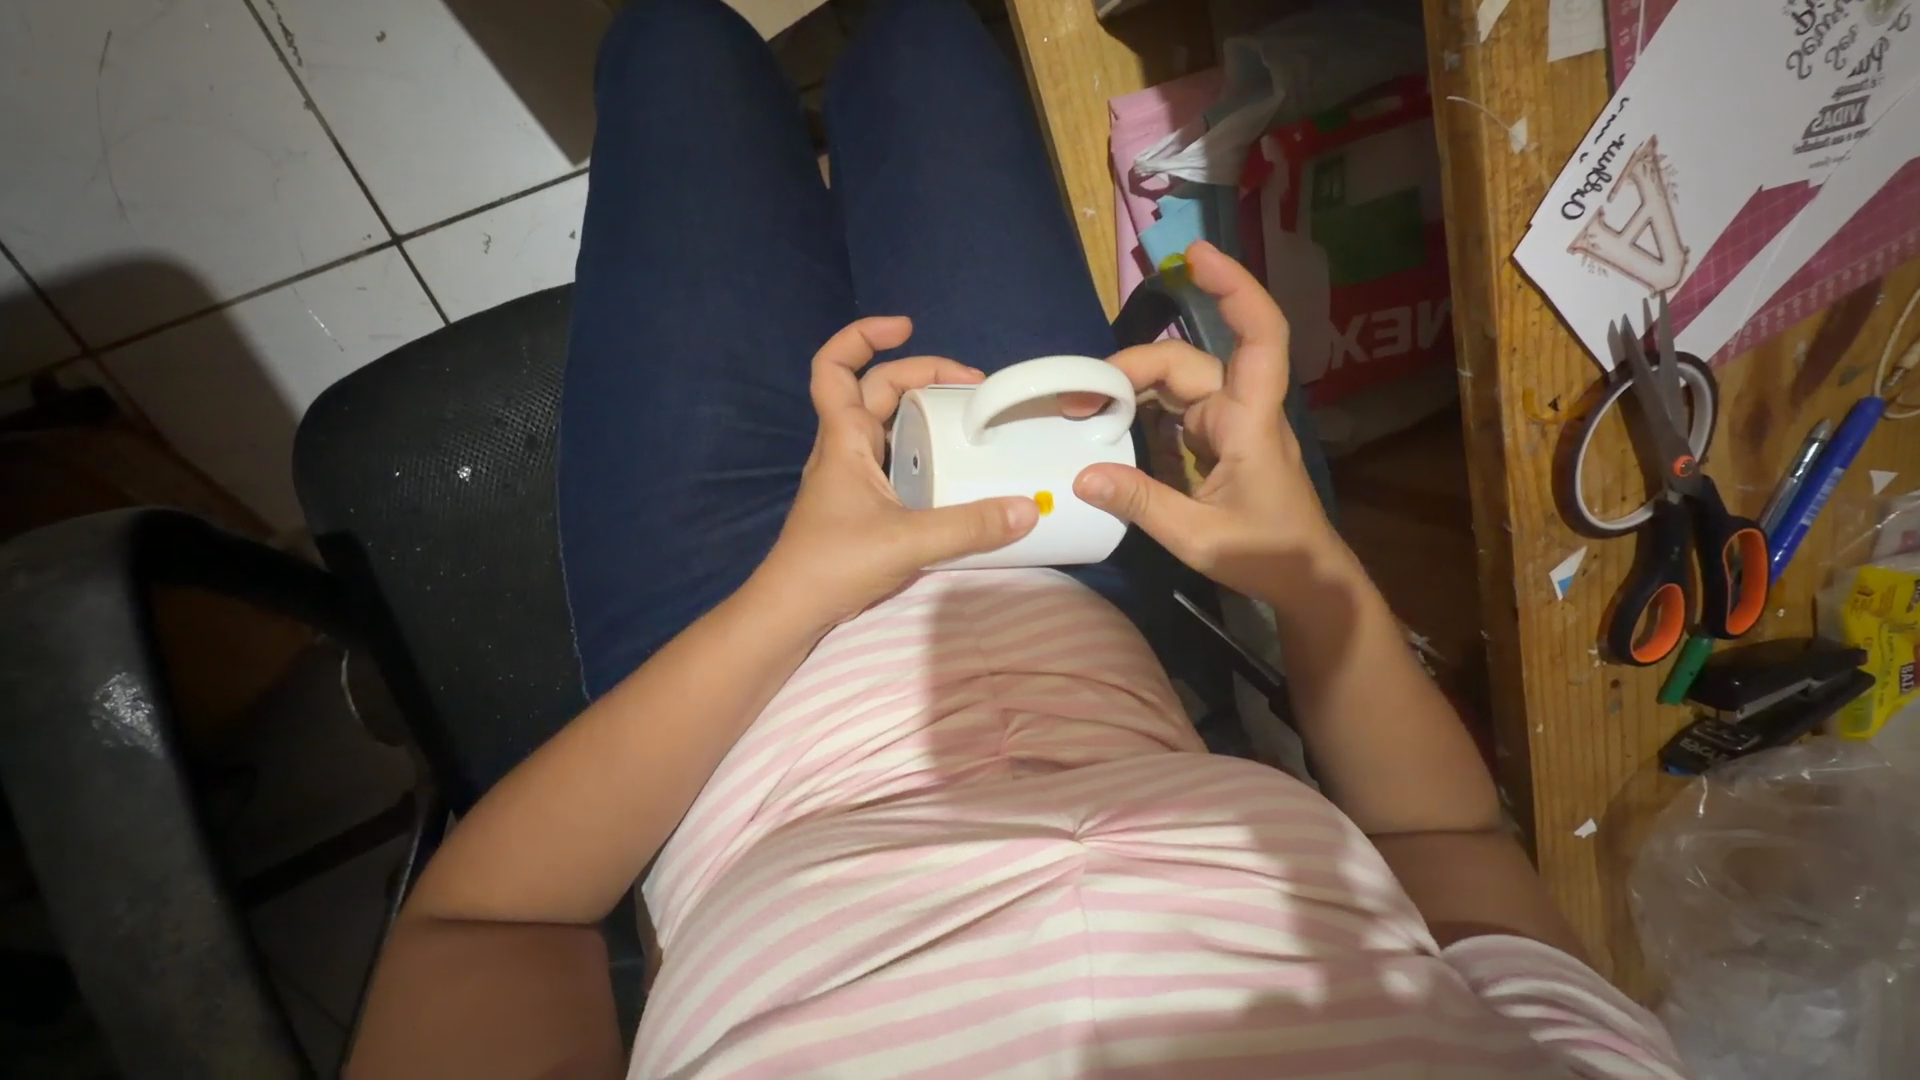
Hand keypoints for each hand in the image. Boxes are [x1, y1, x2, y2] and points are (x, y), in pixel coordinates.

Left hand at [757, 317, 1039, 627]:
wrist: (794, 609)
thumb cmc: (834, 563)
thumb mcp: (907, 541)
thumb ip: (969, 527)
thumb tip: (1029, 509)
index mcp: (844, 439)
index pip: (833, 366)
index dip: (863, 335)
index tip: (906, 327)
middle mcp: (846, 448)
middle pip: (878, 389)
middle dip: (923, 375)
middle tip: (974, 385)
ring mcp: (853, 476)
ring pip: (888, 424)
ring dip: (924, 411)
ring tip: (971, 417)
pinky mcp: (864, 503)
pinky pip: (896, 459)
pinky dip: (923, 449)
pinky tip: (954, 468)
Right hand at [1073, 241, 1339, 600]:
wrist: (1303, 578)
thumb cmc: (1266, 554)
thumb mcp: (1197, 537)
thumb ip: (1141, 504)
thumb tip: (1082, 475)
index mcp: (1250, 424)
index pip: (1259, 337)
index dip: (1233, 289)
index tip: (1195, 256)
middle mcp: (1240, 412)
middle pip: (1187, 364)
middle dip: (1131, 369)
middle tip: (1077, 398)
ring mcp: (1227, 426)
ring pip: (1177, 384)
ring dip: (1132, 388)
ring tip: (1083, 406)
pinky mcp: (1216, 442)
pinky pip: (1174, 411)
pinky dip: (1141, 410)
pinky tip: (1109, 421)